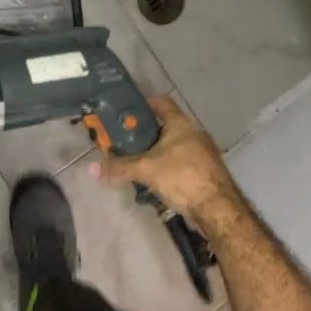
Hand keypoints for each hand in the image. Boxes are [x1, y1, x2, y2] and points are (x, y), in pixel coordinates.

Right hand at [92, 96, 245, 234]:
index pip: (161, 102)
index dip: (144, 103)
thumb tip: (91, 168)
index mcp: (180, 123)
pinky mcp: (207, 171)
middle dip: (146, 132)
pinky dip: (169, 166)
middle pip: (166, 125)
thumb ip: (120, 167)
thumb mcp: (146, 170)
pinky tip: (158, 180)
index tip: (127, 111)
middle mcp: (194, 133)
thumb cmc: (182, 177)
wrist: (219, 209)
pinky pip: (183, 162)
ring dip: (158, 151)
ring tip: (138, 162)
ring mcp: (204, 153)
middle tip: (126, 140)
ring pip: (175, 145)